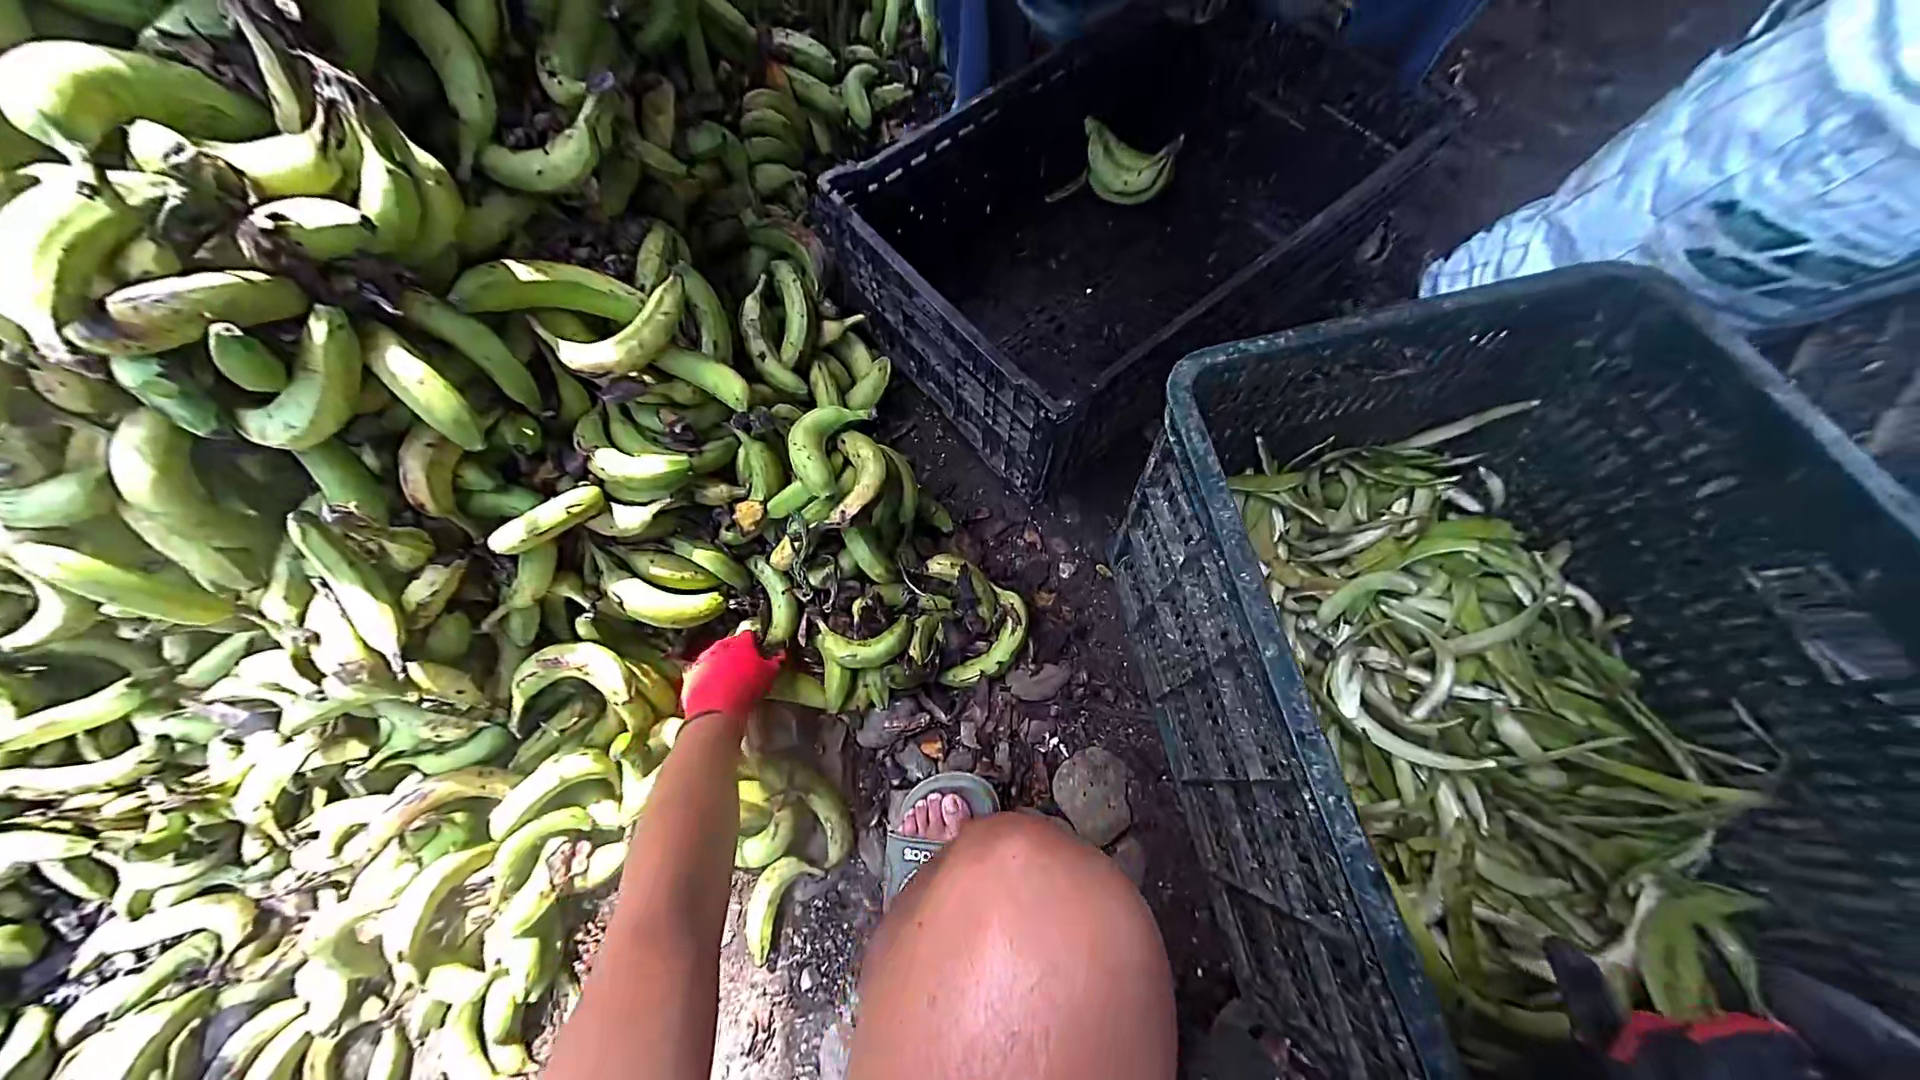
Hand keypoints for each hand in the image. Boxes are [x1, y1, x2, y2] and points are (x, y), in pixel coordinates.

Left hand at [680, 631, 783, 721]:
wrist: (716, 711)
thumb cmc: (747, 689)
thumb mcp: (768, 675)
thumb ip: (775, 662)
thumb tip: (779, 655)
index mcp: (740, 642)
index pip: (749, 635)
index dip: (755, 643)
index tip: (759, 652)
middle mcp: (719, 646)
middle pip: (730, 644)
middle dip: (736, 651)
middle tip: (744, 666)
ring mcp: (702, 659)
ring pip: (714, 656)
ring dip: (721, 663)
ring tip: (728, 679)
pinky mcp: (690, 674)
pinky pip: (701, 671)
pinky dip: (707, 676)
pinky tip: (714, 688)